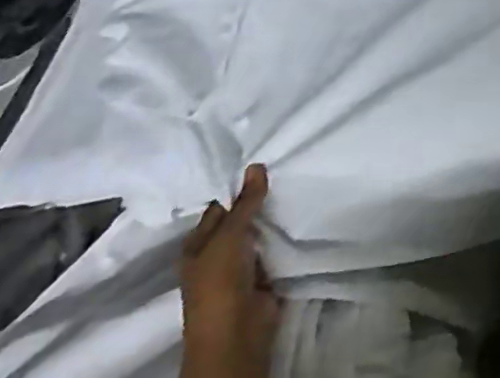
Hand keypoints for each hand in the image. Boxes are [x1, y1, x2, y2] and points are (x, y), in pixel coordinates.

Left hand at [180, 164, 278, 377]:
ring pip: (259, 234)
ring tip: (296, 186)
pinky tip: (301, 216)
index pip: (219, 208)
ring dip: (274, 219)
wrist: (237, 335)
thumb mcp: (229, 235)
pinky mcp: (264, 278)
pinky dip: (285, 238)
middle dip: (259, 202)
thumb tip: (256, 165)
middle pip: (241, 220)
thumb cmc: (219, 282)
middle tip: (285, 169)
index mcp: (198, 245)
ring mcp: (241, 267)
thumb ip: (245, 202)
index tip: (262, 164)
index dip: (237, 188)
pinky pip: (275, 250)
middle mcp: (217, 254)